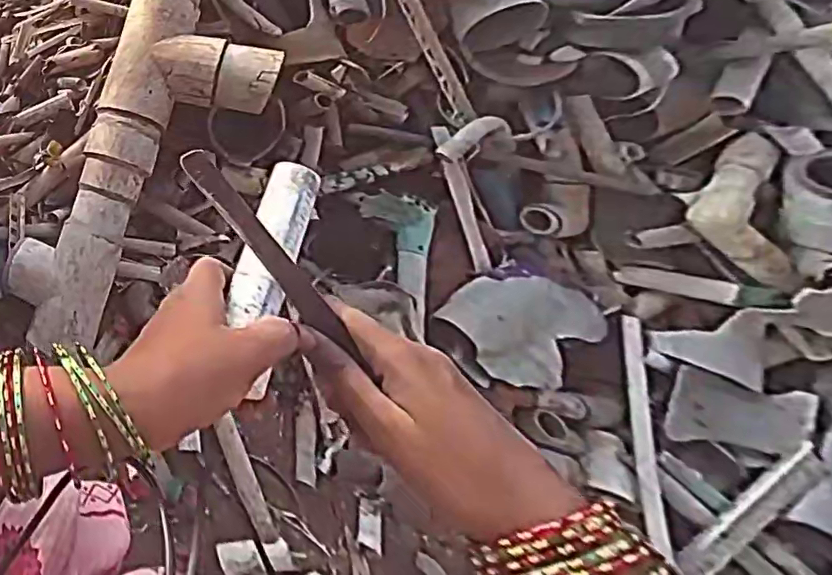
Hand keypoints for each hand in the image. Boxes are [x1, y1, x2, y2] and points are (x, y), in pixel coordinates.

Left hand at [106, 258, 299, 451]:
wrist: (140, 410)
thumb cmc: (180, 374)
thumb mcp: (246, 353)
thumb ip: (275, 336)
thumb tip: (292, 329)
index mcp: (197, 293)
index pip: (220, 266)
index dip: (247, 280)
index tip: (270, 303)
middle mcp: (183, 310)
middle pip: (229, 311)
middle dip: (254, 337)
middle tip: (266, 354)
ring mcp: (176, 338)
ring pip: (222, 344)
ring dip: (243, 367)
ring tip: (254, 387)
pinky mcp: (173, 366)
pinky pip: (208, 369)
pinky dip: (226, 385)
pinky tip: (237, 404)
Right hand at [302, 302, 584, 539]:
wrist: (535, 519)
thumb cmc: (464, 478)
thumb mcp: (385, 427)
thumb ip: (342, 377)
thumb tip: (307, 338)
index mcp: (402, 355)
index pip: (341, 312)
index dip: (312, 323)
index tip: (296, 344)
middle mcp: (423, 356)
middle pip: (358, 342)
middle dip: (340, 373)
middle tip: (343, 411)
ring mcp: (440, 375)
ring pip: (377, 367)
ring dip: (363, 394)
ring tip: (373, 434)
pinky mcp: (450, 396)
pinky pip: (401, 385)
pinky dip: (387, 406)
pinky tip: (394, 439)